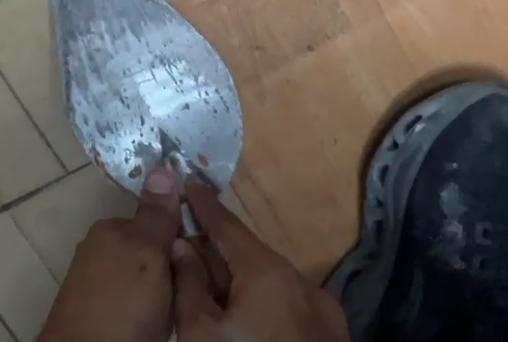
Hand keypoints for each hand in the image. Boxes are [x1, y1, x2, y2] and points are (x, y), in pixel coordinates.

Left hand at [37, 168, 182, 341]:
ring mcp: (98, 282)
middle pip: (151, 251)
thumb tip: (162, 166)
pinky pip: (136, 301)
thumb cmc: (120, 302)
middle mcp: (101, 249)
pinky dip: (150, 310)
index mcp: (111, 229)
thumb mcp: (145, 253)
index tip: (205, 256)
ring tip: (181, 308)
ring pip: (145, 279)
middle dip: (173, 266)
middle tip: (194, 289)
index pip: (155, 220)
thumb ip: (155, 216)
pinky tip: (159, 323)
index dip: (181, 236)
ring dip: (164, 291)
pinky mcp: (101, 311)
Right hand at [171, 182, 349, 341]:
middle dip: (218, 250)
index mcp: (270, 274)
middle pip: (251, 255)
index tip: (186, 180)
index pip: (228, 226)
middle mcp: (305, 286)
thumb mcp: (198, 332)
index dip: (203, 204)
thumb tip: (181, 246)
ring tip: (209, 283)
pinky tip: (242, 317)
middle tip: (187, 243)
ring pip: (273, 283)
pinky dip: (264, 304)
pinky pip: (291, 308)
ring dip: (241, 280)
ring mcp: (327, 319)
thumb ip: (187, 281)